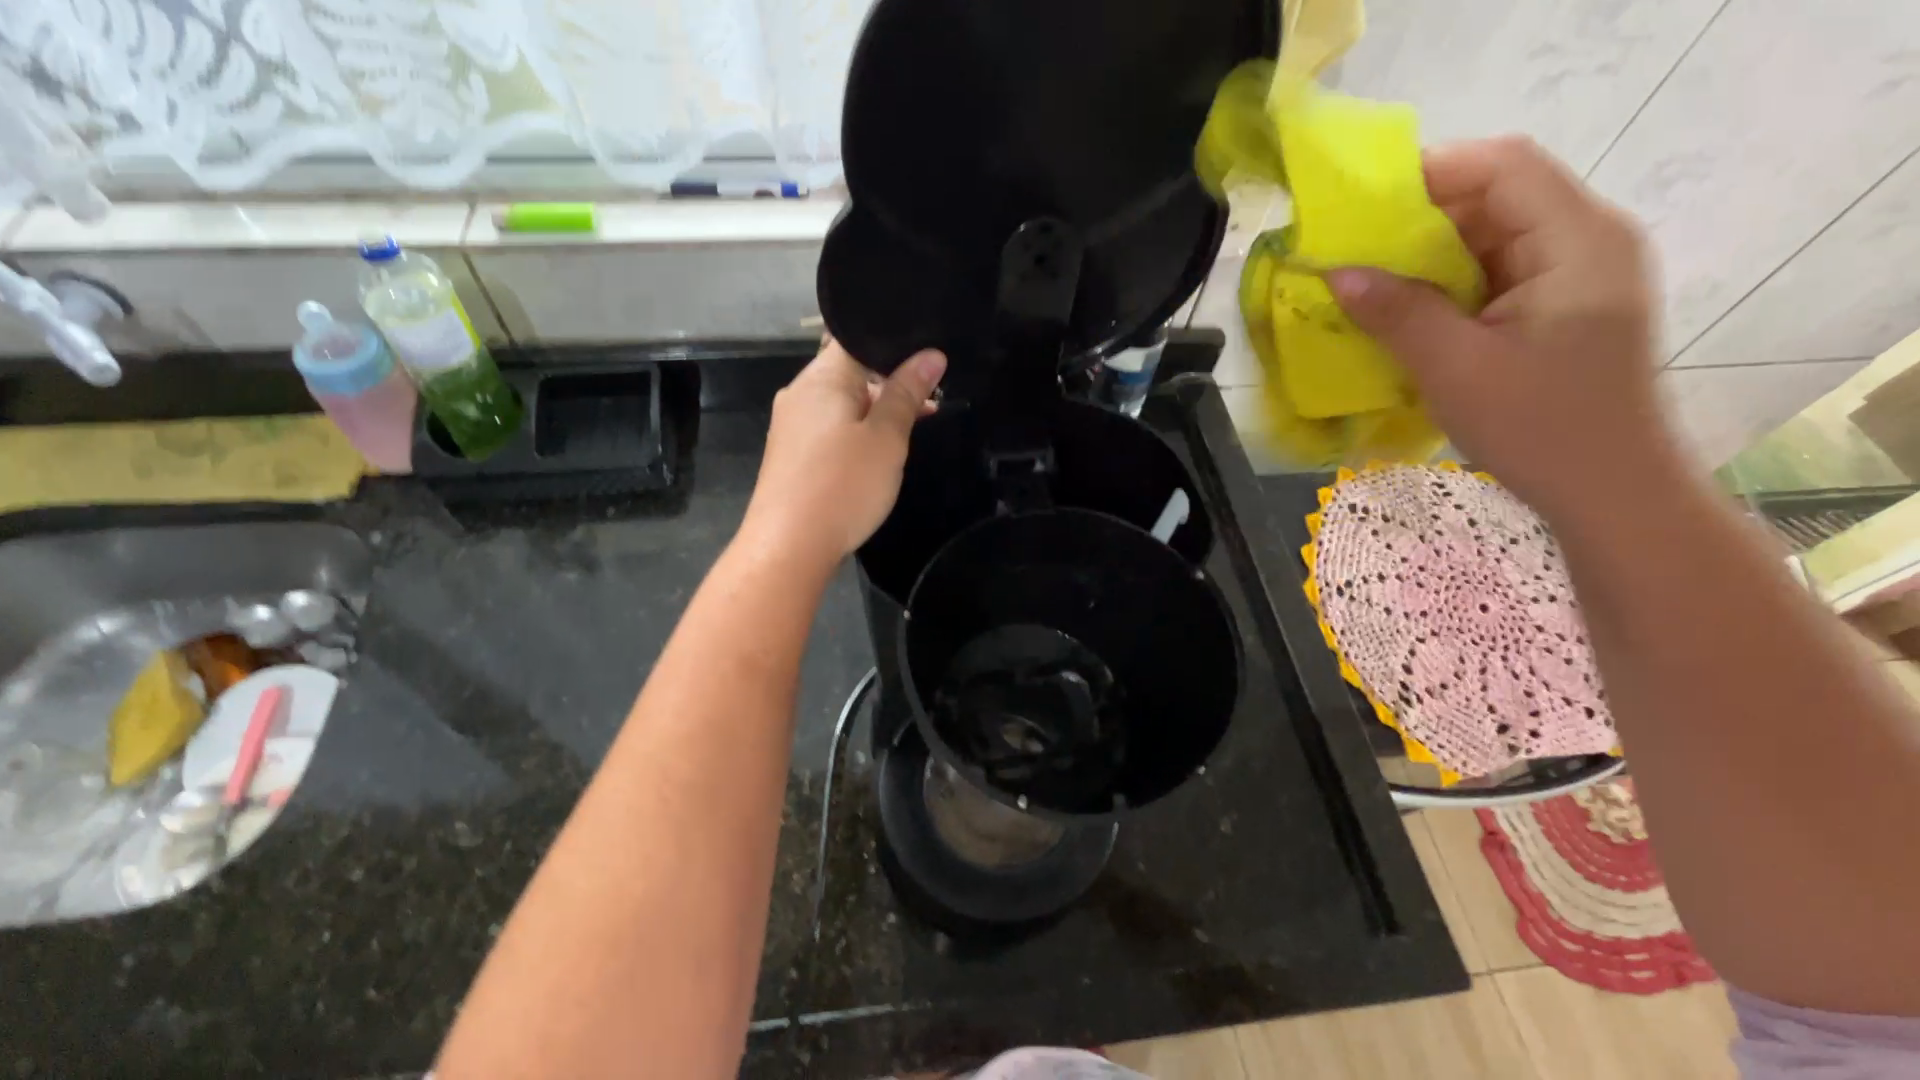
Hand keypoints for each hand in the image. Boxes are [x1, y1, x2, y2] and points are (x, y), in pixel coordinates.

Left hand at [739, 340, 946, 568]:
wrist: (788, 547)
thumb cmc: (843, 485)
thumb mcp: (886, 437)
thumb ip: (907, 393)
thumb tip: (930, 355)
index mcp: (821, 378)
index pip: (858, 341)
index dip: (895, 346)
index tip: (930, 362)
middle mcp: (800, 394)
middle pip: (851, 373)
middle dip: (891, 385)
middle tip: (933, 404)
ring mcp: (791, 426)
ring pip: (842, 405)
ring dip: (876, 413)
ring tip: (911, 432)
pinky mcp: (790, 456)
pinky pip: (829, 430)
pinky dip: (856, 435)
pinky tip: (876, 458)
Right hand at [1326, 136, 1681, 524]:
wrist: (1613, 494)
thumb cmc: (1541, 428)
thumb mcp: (1455, 368)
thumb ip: (1396, 312)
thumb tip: (1335, 273)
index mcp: (1577, 240)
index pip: (1504, 165)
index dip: (1431, 171)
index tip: (1363, 206)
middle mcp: (1588, 239)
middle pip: (1500, 194)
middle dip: (1423, 215)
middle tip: (1357, 248)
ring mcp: (1582, 273)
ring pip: (1496, 233)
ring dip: (1433, 252)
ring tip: (1374, 280)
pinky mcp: (1567, 305)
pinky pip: (1502, 270)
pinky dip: (1453, 281)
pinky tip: (1412, 310)